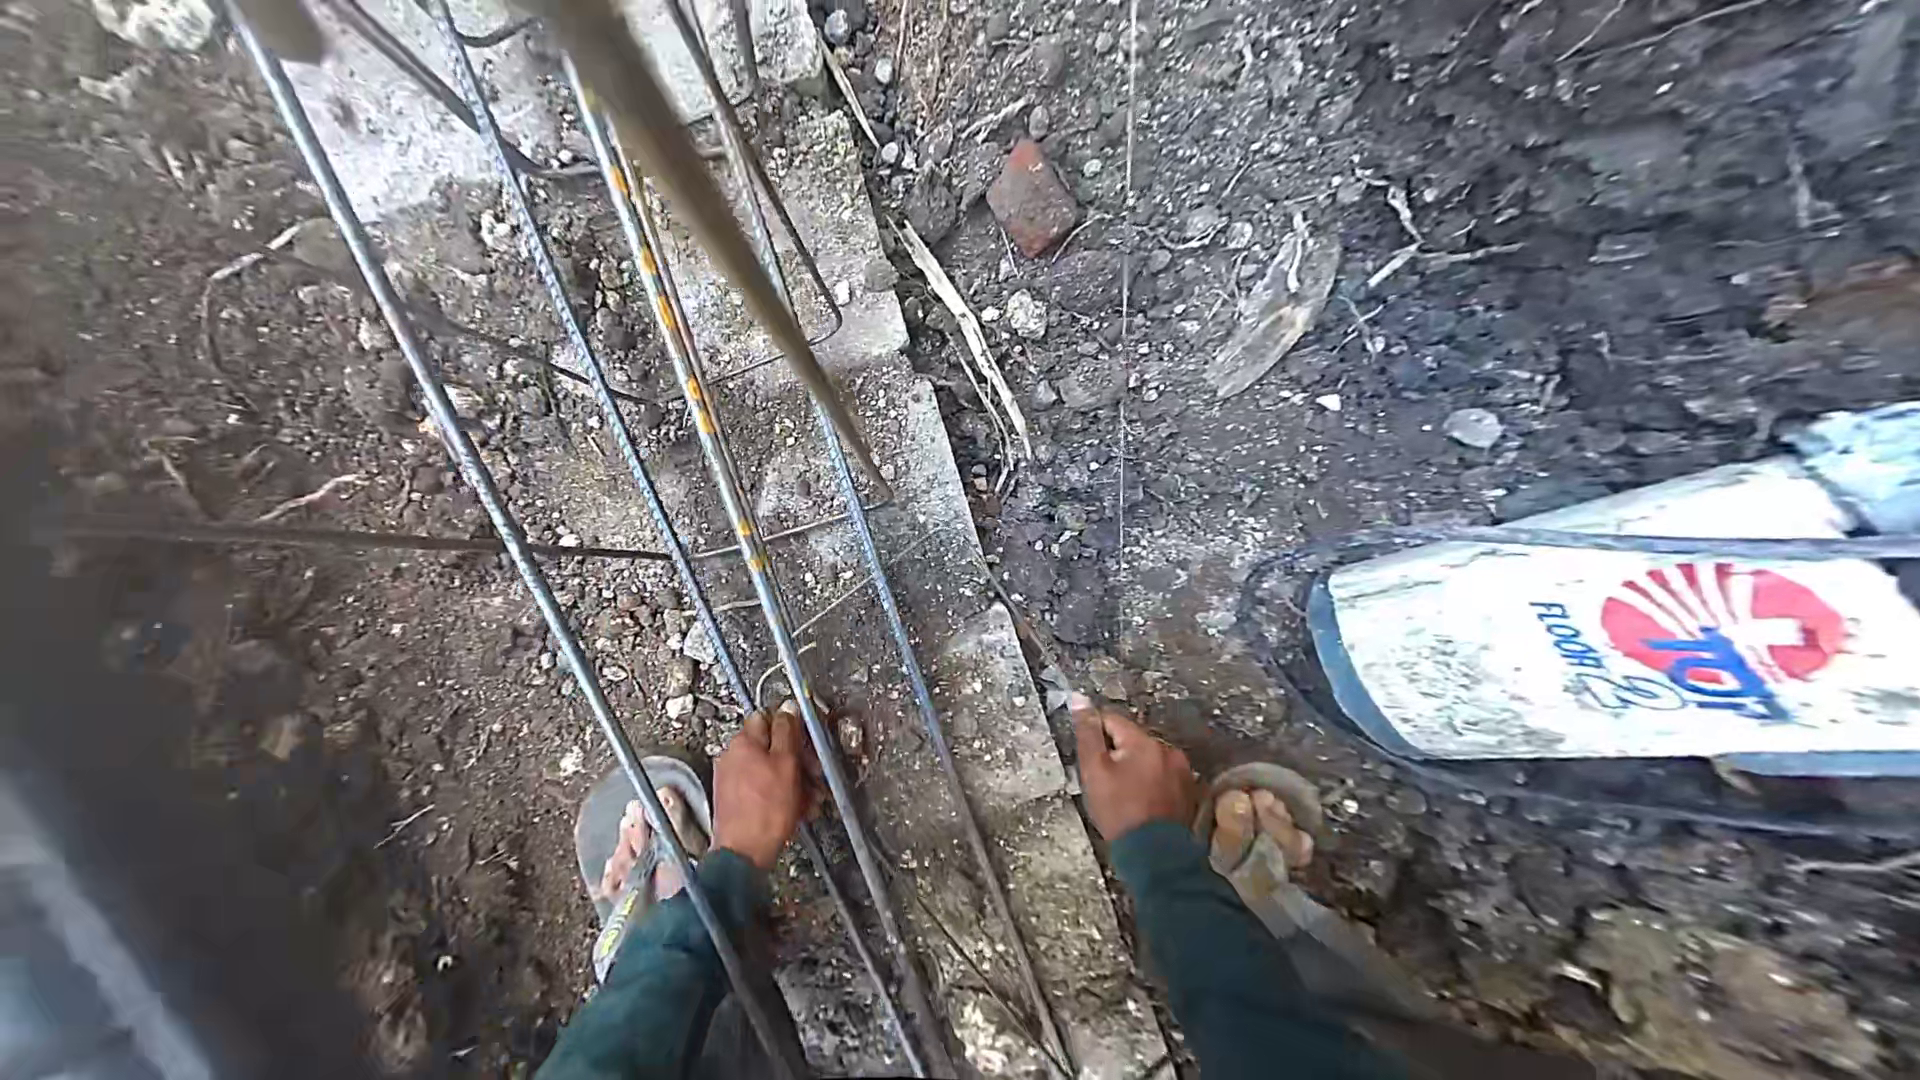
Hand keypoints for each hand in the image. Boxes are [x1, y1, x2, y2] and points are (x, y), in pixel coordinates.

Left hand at [711, 703, 809, 869]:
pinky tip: (799, 808)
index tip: (807, 742)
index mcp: (742, 742)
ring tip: (811, 798)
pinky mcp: (737, 800)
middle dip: (798, 760)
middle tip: (814, 774)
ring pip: (772, 769)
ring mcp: (733, 780)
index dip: (792, 729)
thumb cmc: (765, 811)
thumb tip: (788, 708)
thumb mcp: (786, 763)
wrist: (745, 854)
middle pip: (773, 746)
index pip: (769, 718)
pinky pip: (765, 788)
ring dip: (795, 780)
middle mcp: (733, 757)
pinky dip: (782, 795)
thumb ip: (788, 732)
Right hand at [1072, 693, 1196, 841]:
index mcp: (1144, 741)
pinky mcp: (1187, 790)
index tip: (1091, 761)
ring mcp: (1181, 770)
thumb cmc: (1119, 812)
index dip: (1096, 737)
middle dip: (1116, 753)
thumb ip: (1087, 732)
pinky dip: (1149, 781)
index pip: (1111, 721)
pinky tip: (1141, 801)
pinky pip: (1161, 774)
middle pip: (1131, 739)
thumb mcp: (1094, 770)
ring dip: (1134, 767)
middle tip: (1105, 781)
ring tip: (1124, 794)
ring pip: (1147, 757)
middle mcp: (1167, 749)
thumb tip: (1079, 699)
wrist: (1155, 857)